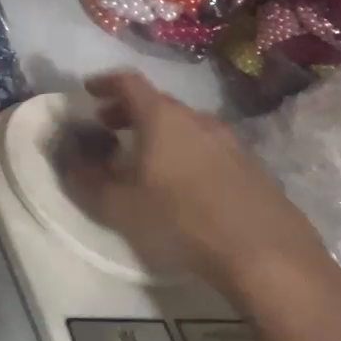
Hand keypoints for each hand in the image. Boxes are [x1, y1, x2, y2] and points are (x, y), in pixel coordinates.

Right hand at [58, 71, 328, 293]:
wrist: (270, 259)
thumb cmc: (182, 220)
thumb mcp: (119, 206)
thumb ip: (87, 181)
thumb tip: (70, 166)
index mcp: (162, 117)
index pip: (128, 81)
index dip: (105, 82)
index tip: (89, 92)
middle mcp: (197, 120)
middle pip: (158, 103)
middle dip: (129, 111)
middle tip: (110, 128)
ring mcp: (232, 145)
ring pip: (187, 127)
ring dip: (161, 135)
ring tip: (146, 161)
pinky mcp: (255, 172)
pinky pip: (210, 151)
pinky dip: (188, 156)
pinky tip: (184, 188)